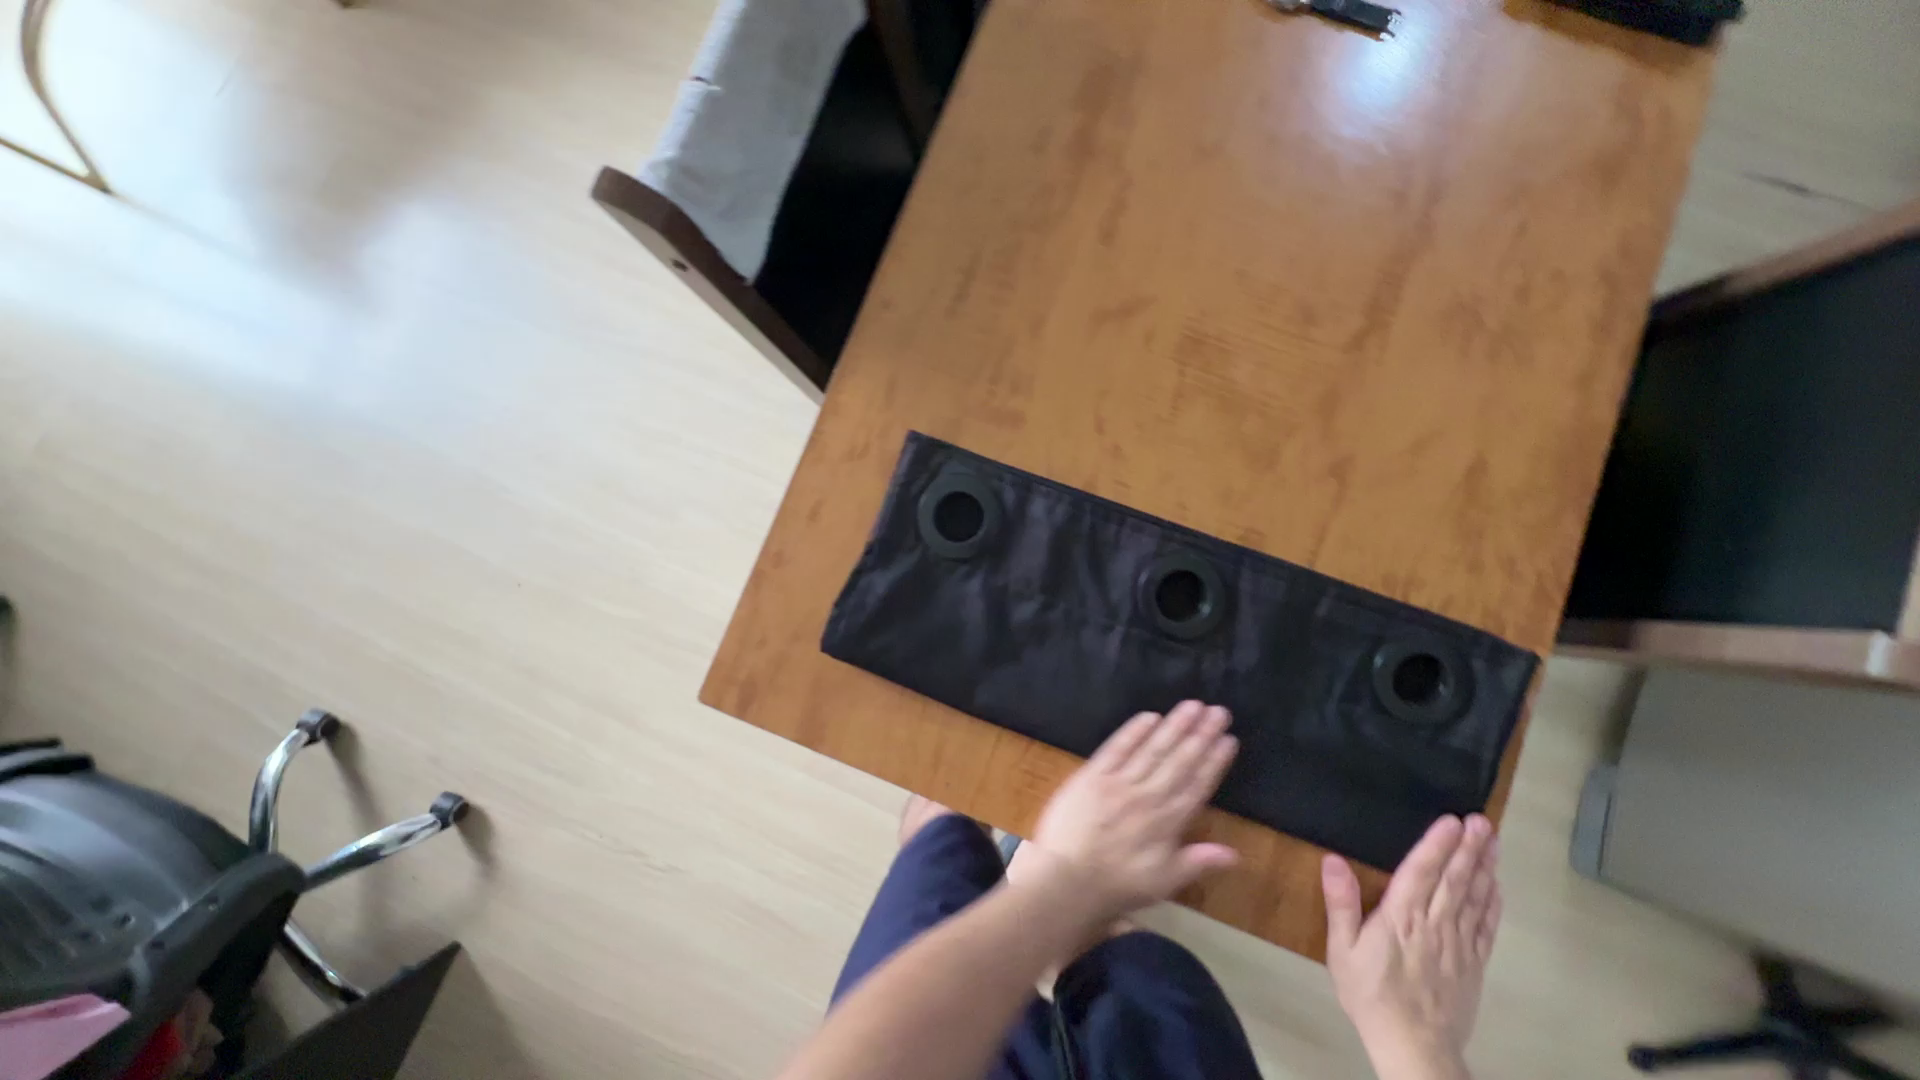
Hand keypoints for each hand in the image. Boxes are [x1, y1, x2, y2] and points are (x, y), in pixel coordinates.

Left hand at [1025, 701, 1239, 921]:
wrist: (1068, 881)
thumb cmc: (1117, 885)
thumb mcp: (1164, 881)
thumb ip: (1198, 862)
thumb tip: (1235, 854)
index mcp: (1168, 822)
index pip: (1197, 785)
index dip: (1214, 761)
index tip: (1228, 739)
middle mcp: (1148, 797)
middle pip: (1179, 761)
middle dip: (1201, 735)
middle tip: (1219, 710)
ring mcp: (1119, 783)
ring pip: (1153, 749)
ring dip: (1175, 726)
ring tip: (1193, 705)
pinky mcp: (1092, 776)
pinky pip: (1117, 748)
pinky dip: (1134, 731)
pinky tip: (1150, 716)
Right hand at [1322, 815, 1500, 1075]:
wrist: (1413, 1046)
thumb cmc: (1370, 994)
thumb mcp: (1342, 950)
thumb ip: (1341, 904)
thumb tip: (1333, 860)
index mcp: (1401, 918)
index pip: (1422, 872)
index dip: (1437, 845)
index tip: (1451, 820)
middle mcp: (1434, 924)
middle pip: (1454, 880)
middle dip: (1468, 848)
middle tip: (1481, 821)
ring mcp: (1458, 944)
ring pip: (1474, 898)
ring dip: (1484, 868)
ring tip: (1492, 842)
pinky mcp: (1473, 964)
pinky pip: (1486, 927)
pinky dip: (1493, 904)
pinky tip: (1496, 886)